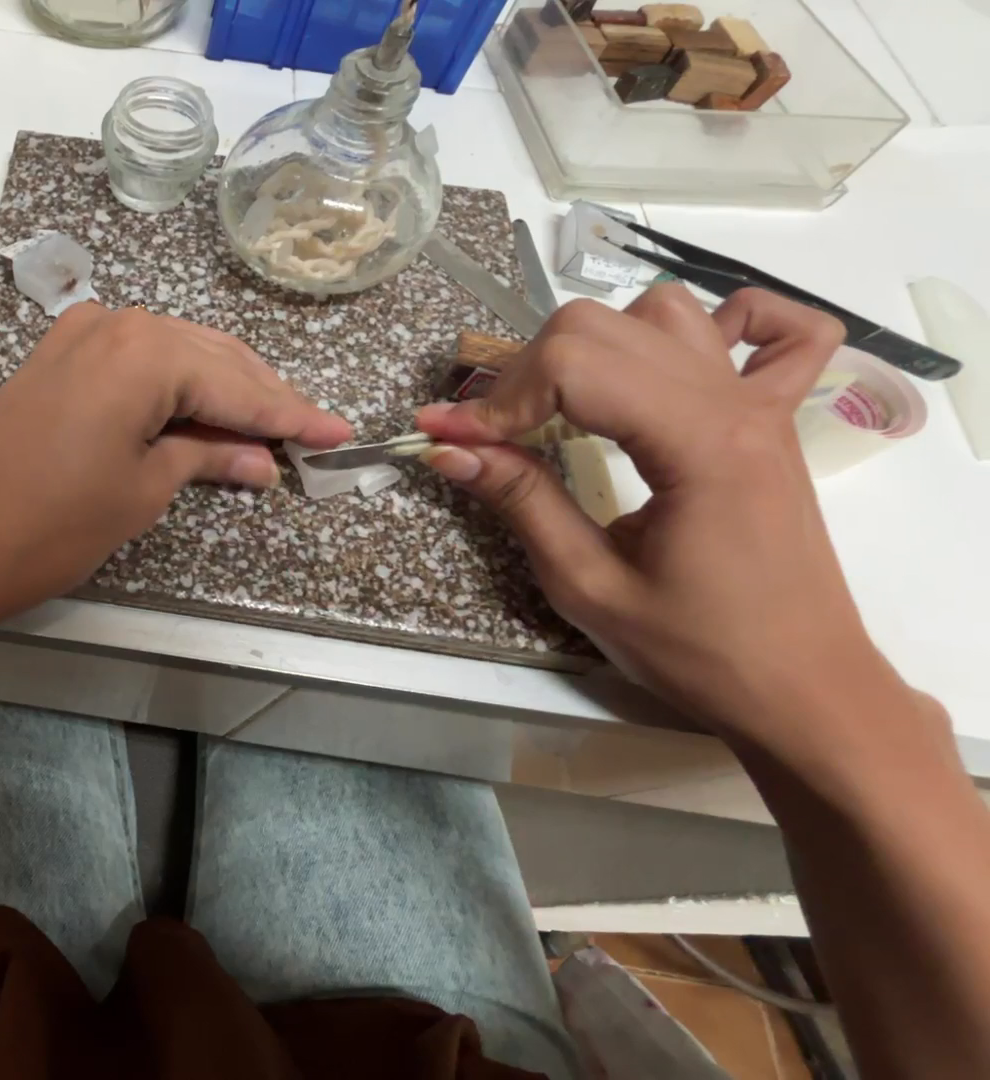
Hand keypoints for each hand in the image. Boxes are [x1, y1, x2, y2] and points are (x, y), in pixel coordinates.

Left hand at [0, 304, 350, 651]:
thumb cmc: (49, 524)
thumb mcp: (140, 492)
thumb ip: (205, 459)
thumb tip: (260, 460)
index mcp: (144, 349)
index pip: (238, 382)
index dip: (291, 414)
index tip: (337, 434)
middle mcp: (111, 324)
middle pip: (207, 358)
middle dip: (257, 399)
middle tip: (306, 435)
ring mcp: (72, 338)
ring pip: (168, 358)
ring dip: (213, 392)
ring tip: (259, 433)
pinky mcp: (49, 362)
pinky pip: (127, 366)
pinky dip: (165, 390)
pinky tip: (192, 415)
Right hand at [414, 286, 915, 758]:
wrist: (800, 687)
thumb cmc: (693, 648)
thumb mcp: (584, 582)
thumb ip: (520, 500)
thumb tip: (448, 450)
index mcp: (698, 445)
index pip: (574, 367)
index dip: (495, 400)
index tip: (446, 442)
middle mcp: (734, 405)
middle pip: (603, 329)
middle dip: (522, 375)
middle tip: (485, 436)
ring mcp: (761, 406)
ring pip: (664, 314)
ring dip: (590, 347)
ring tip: (553, 405)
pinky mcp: (772, 421)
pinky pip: (774, 332)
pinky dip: (719, 323)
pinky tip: (667, 365)